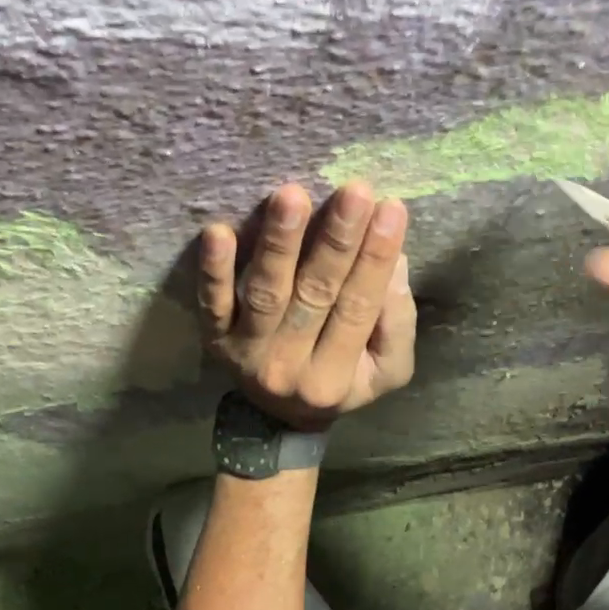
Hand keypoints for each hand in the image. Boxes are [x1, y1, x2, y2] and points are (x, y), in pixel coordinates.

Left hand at [199, 181, 416, 428]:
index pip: (359, 307)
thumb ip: (398, 325)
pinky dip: (213, 269)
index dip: (376, 259)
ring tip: (292, 196)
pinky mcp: (214, 337)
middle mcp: (288, 368)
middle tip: (353, 191)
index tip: (392, 209)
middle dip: (337, 240)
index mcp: (334, 378)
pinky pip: (211, 303)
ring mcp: (246, 352)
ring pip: (266, 293)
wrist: (280, 418)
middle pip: (315, 294)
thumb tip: (395, 264)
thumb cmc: (343, 381)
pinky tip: (218, 232)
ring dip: (279, 243)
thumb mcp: (386, 372)